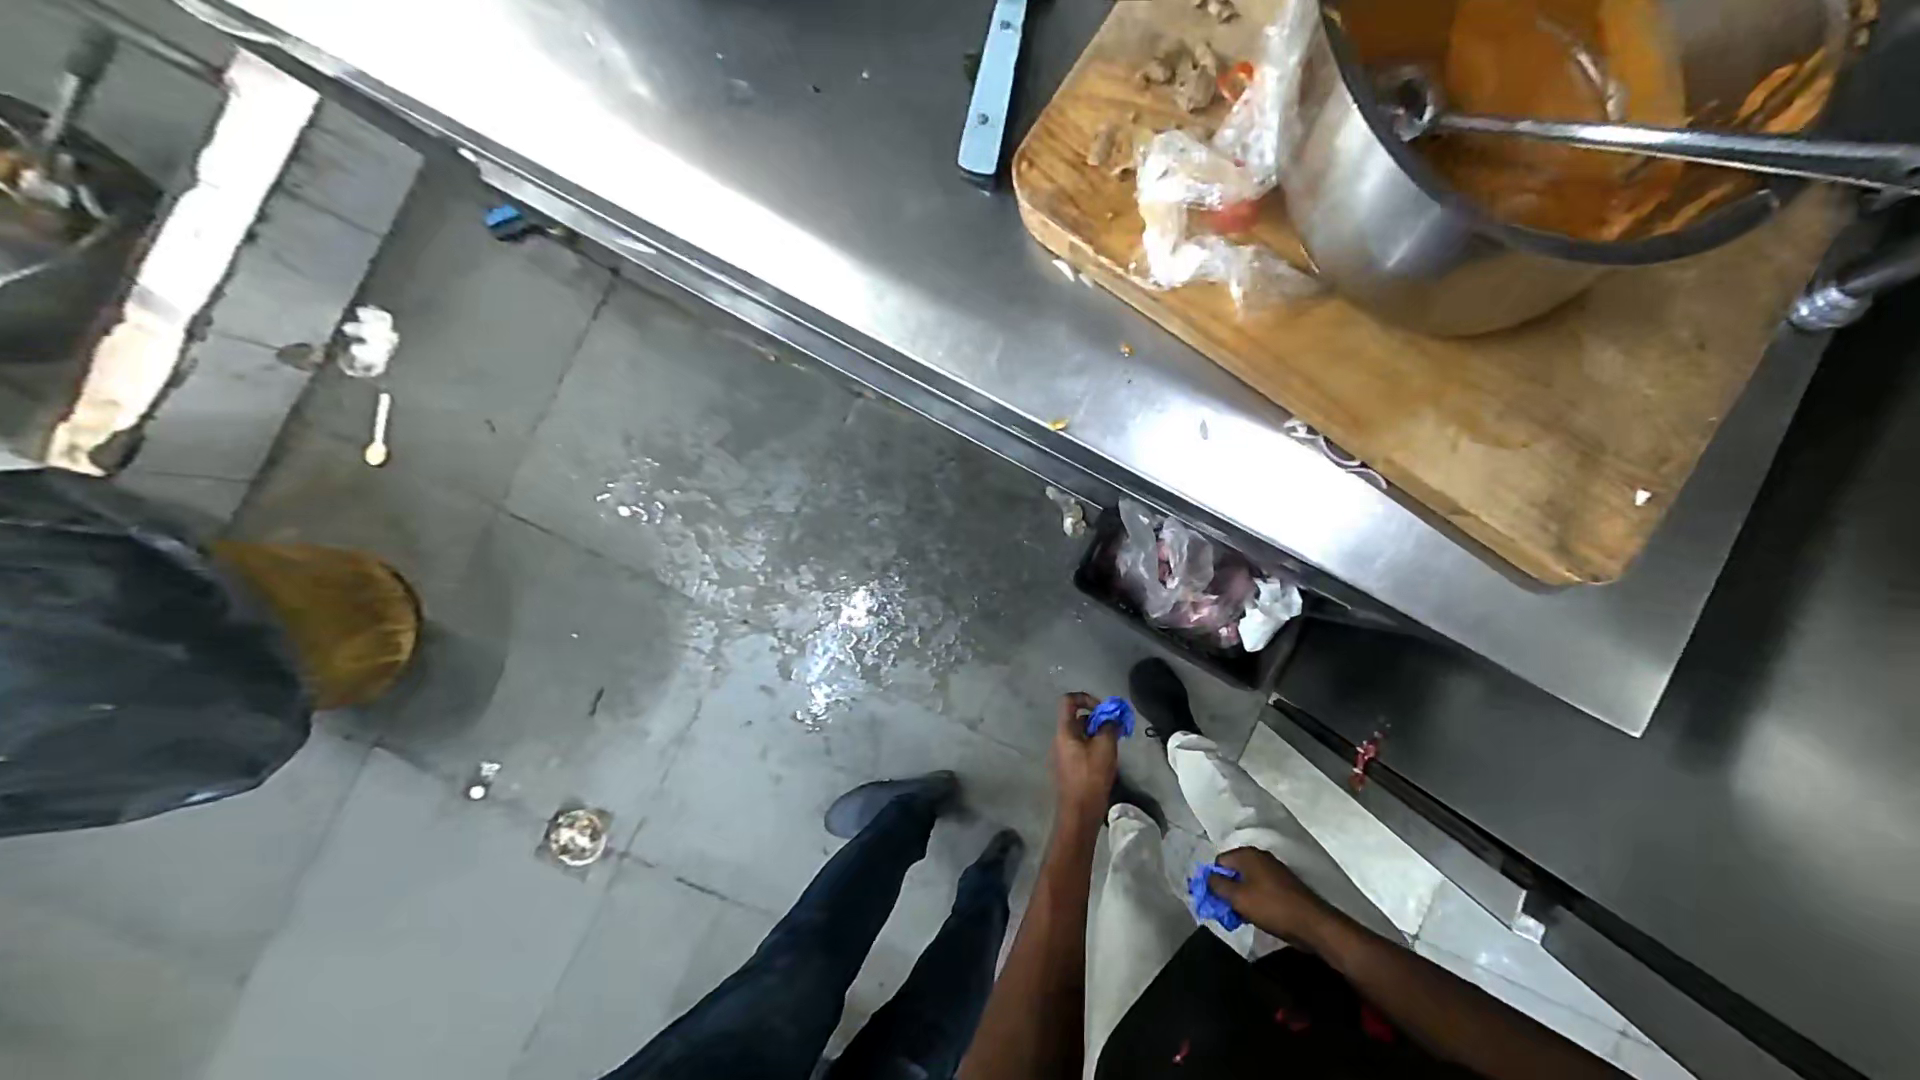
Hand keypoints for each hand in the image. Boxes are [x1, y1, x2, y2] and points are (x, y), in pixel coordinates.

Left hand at [1050, 692, 1117, 827]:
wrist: (1079, 811)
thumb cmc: (1091, 776)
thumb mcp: (1105, 747)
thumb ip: (1109, 727)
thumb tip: (1112, 718)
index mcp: (1064, 731)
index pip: (1068, 701)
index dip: (1086, 698)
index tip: (1104, 710)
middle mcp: (1060, 739)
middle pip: (1077, 718)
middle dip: (1098, 719)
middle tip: (1116, 729)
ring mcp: (1064, 753)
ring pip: (1082, 734)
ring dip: (1099, 733)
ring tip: (1115, 744)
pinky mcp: (1070, 766)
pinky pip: (1082, 747)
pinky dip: (1095, 746)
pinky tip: (1109, 758)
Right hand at [1212, 847, 1341, 946]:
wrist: (1313, 924)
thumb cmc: (1271, 907)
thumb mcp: (1237, 897)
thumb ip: (1217, 886)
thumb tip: (1206, 878)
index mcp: (1247, 855)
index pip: (1219, 862)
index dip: (1213, 880)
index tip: (1214, 900)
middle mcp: (1260, 857)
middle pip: (1233, 871)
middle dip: (1227, 890)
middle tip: (1226, 911)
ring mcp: (1274, 870)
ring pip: (1247, 882)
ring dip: (1240, 898)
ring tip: (1240, 917)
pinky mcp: (1284, 885)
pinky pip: (1260, 889)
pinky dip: (1254, 900)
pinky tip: (1256, 916)